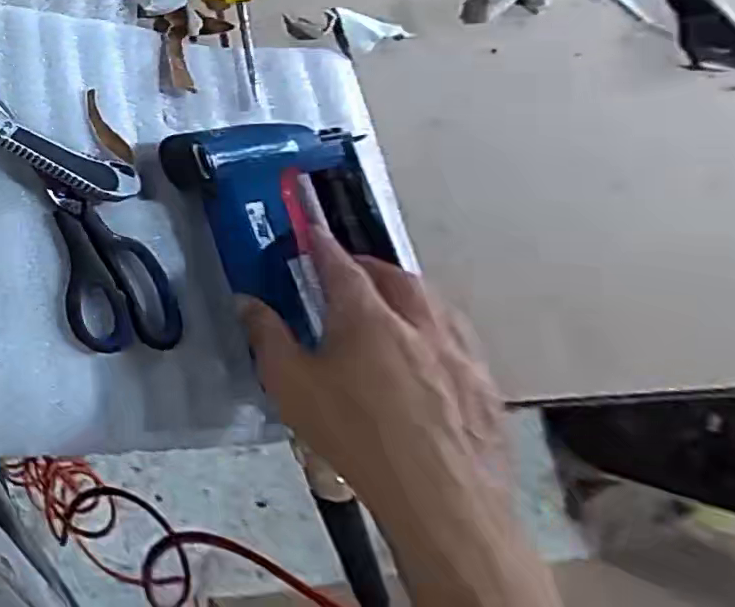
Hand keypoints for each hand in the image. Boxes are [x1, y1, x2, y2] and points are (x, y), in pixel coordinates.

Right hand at [239, 229, 559, 606]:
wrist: (443, 505)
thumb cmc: (356, 437)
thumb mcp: (291, 385)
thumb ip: (267, 336)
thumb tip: (248, 302)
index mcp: (368, 319)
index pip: (341, 266)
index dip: (323, 244)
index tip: (312, 230)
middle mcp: (419, 327)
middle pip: (398, 277)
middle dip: (370, 265)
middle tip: (348, 269)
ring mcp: (461, 358)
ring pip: (437, 305)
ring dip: (409, 292)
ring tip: (390, 302)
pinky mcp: (487, 391)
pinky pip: (461, 341)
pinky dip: (437, 328)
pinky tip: (428, 351)